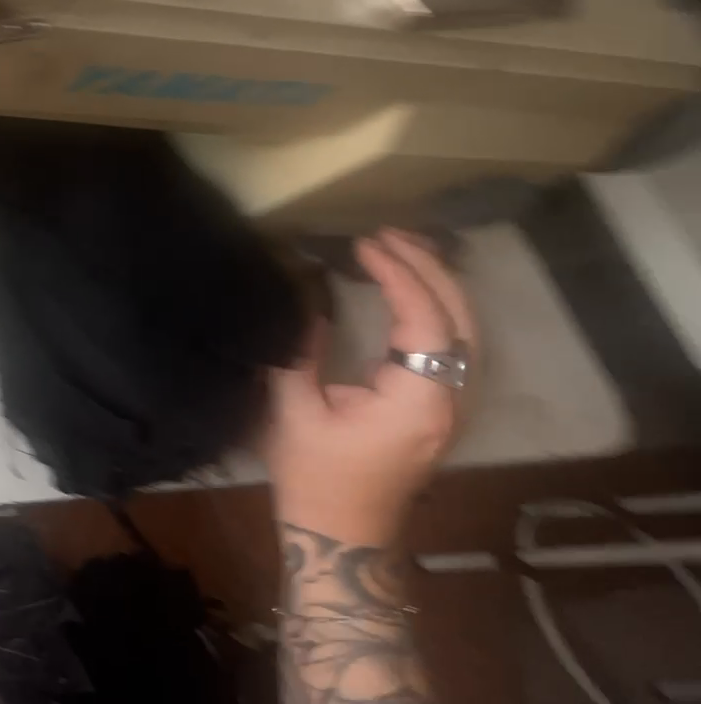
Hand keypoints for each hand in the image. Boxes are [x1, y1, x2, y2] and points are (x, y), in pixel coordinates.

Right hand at [265, 229, 475, 544]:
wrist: (342, 525)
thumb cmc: (313, 472)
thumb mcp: (294, 409)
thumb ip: (300, 353)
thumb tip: (308, 301)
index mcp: (416, 400)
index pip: (426, 323)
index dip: (400, 277)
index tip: (364, 245)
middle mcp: (450, 399)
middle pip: (461, 320)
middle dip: (429, 269)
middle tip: (385, 234)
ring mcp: (452, 403)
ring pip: (466, 330)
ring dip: (437, 283)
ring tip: (398, 248)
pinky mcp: (440, 403)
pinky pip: (453, 343)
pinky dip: (434, 306)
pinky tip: (407, 287)